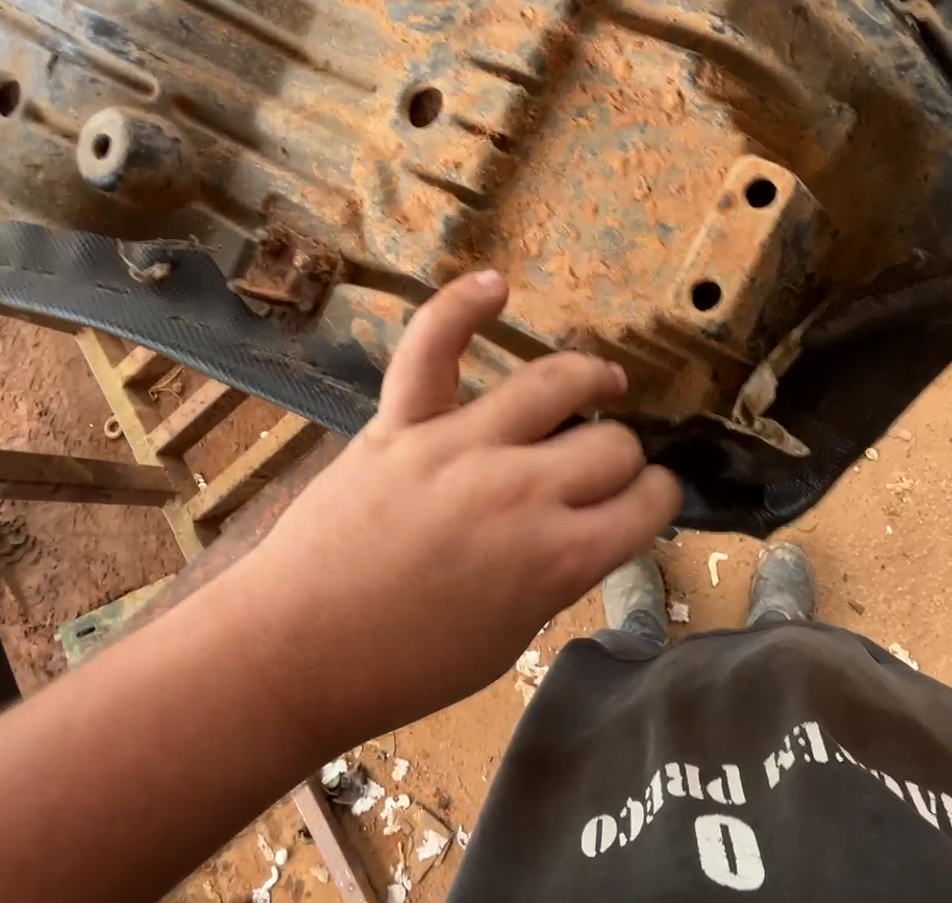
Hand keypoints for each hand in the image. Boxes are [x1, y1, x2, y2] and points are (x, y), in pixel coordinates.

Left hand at [239, 271, 681, 750]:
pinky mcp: (404, 424)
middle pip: (613, 445)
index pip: (649, 504)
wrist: (293, 654)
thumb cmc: (408, 665)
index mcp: (559, 557)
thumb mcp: (515, 632)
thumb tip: (588, 521)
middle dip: (623, 461)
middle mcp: (524, 490)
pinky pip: (435, 349)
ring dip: (592, 379)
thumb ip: (563, 568)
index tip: (646, 502)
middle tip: (602, 473)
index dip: (658, 500)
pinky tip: (495, 285)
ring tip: (603, 382)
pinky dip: (463, 309)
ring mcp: (461, 446)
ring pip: (557, 384)